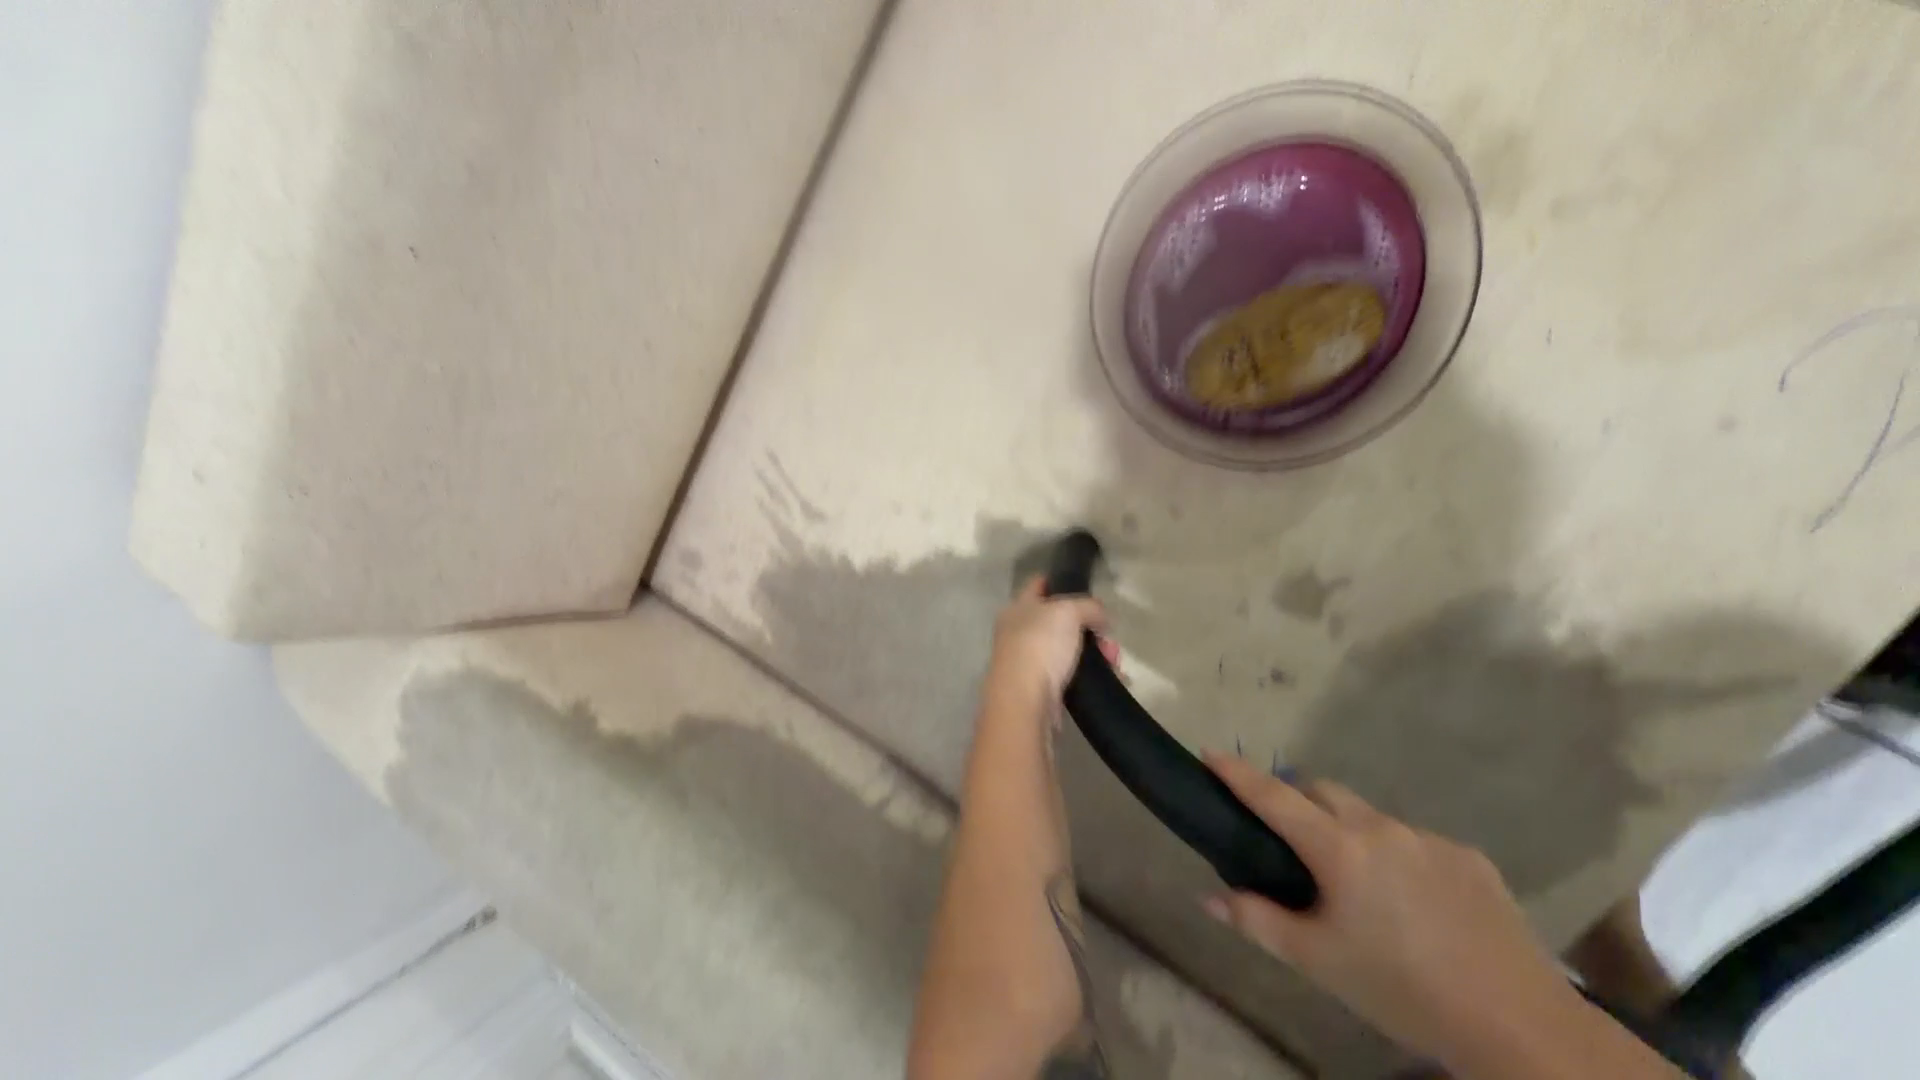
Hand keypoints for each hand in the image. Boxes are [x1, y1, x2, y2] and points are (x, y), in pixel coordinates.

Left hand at [984, 577, 1113, 714]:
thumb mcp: (1068, 611)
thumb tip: (1101, 618)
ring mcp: (1030, 661)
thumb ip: (1088, 606)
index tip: (1084, 584)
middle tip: (1108, 635)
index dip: (1060, 580)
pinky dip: (1091, 674)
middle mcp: (1019, 633)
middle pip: (1061, 620)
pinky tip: (1112, 676)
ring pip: (1070, 648)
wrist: (1025, 700)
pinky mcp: (1042, 688)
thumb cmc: (1040, 645)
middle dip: (1090, 626)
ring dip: (1096, 651)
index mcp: (1018, 608)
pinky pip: (1073, 673)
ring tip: (1113, 659)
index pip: (1038, 585)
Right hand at [1202, 754, 1581, 1065]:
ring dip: (1349, 833)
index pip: (1275, 796)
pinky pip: (1415, 844)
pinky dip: (1396, 858)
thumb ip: (1258, 921)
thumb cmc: (1398, 989)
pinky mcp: (1471, 859)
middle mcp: (1383, 828)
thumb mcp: (1317, 962)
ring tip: (1353, 886)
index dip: (1239, 774)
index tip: (1210, 752)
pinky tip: (1410, 906)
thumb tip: (1209, 896)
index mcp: (1340, 849)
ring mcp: (1431, 840)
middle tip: (1283, 838)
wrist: (1515, 1023)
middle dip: (1296, 800)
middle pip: (1324, 792)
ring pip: (1372, 819)